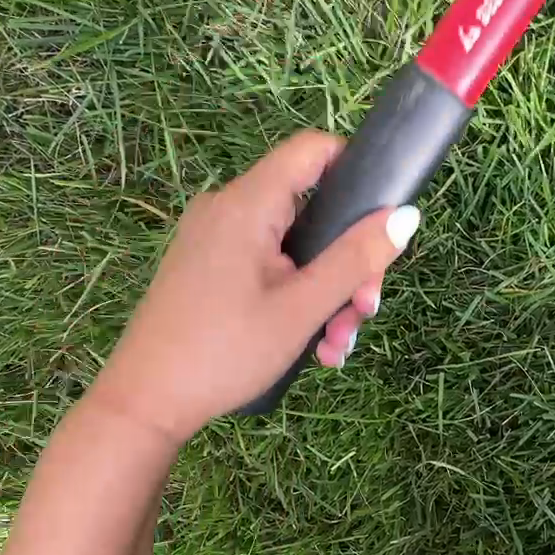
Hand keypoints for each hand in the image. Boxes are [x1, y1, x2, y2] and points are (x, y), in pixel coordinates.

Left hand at [83, 131, 420, 443]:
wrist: (147, 403)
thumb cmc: (226, 352)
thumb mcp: (304, 308)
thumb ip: (357, 258)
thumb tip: (407, 216)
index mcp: (247, 205)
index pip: (313, 151)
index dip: (358, 171)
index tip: (385, 221)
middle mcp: (229, 210)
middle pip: (314, 212)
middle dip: (350, 262)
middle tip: (365, 310)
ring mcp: (217, 239)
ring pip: (298, 248)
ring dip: (330, 293)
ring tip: (336, 344)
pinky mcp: (212, 267)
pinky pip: (272, 268)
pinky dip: (300, 299)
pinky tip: (314, 346)